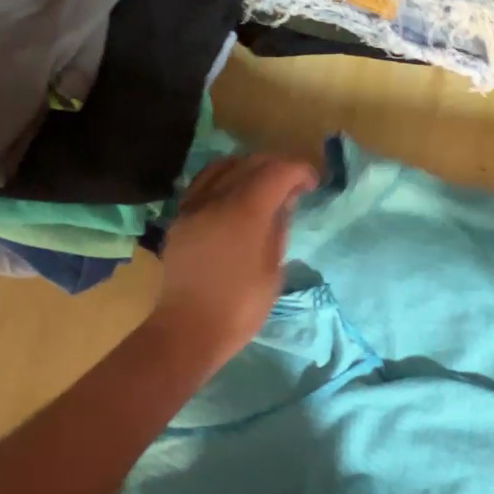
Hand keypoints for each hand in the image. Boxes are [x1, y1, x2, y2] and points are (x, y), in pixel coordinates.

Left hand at [148, 155, 318, 366]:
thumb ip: (279, 226)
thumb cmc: (239, 307)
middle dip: (277, 167)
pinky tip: (233, 193)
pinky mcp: (180, 217)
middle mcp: (217, 198)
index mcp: (245, 211)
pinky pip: (204, 182)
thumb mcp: (273, 269)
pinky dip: (224, 178)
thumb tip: (284, 200)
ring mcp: (194, 205)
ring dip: (249, 168)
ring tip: (263, 185)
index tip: (312, 183)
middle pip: (251, 163)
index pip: (277, 171)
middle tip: (294, 184)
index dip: (299, 170)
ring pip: (224, 166)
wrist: (187, 331)